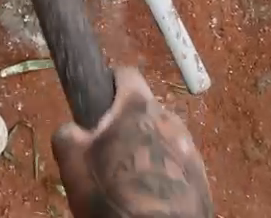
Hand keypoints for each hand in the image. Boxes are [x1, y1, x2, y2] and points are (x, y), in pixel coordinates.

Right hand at [53, 68, 213, 217]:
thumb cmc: (113, 197)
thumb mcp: (73, 165)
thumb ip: (67, 135)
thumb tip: (72, 130)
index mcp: (138, 106)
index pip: (125, 73)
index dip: (109, 84)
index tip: (98, 104)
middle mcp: (169, 118)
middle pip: (145, 109)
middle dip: (128, 123)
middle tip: (109, 152)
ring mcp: (190, 148)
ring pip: (163, 136)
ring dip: (148, 147)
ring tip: (130, 179)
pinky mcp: (203, 179)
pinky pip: (178, 163)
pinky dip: (165, 172)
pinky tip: (151, 196)